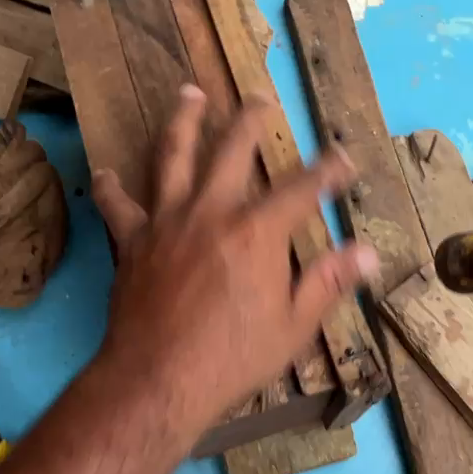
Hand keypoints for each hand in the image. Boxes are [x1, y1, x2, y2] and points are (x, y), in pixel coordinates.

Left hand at [89, 85, 377, 437]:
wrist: (157, 379)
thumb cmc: (232, 358)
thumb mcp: (293, 327)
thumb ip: (327, 282)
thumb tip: (367, 253)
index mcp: (257, 232)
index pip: (302, 190)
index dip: (327, 171)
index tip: (342, 155)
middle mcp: (211, 212)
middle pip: (233, 151)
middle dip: (250, 121)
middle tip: (258, 99)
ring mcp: (167, 221)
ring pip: (173, 157)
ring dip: (183, 122)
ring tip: (188, 93)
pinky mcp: (132, 240)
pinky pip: (119, 205)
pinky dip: (111, 187)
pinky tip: (105, 172)